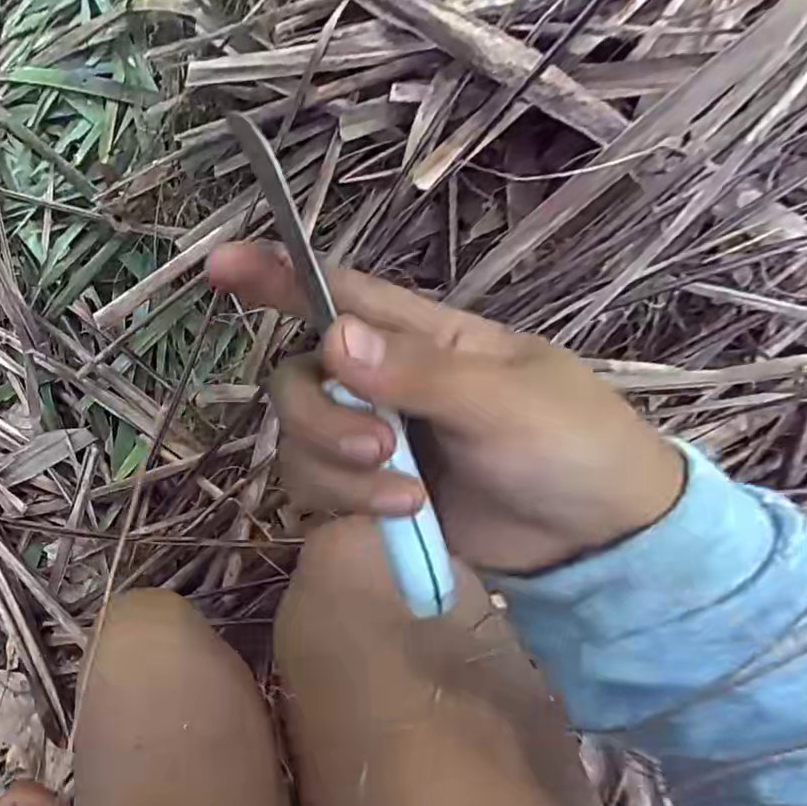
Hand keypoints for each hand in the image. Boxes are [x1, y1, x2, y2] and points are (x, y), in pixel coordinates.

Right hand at [204, 241, 685, 573]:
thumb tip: (332, 339)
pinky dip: (346, 503)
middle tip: (378, 449)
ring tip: (408, 494)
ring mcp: (362, 437)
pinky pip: (311, 487)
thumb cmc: (568, 444)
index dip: (274, 276)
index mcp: (417, 336)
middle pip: (296, 381)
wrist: (587, 538)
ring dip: (338, 472)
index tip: (219, 267)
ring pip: (296, 442)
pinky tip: (402, 513)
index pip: (333, 293)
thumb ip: (418, 372)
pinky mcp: (357, 488)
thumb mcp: (506, 400)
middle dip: (320, 420)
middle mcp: (375, 381)